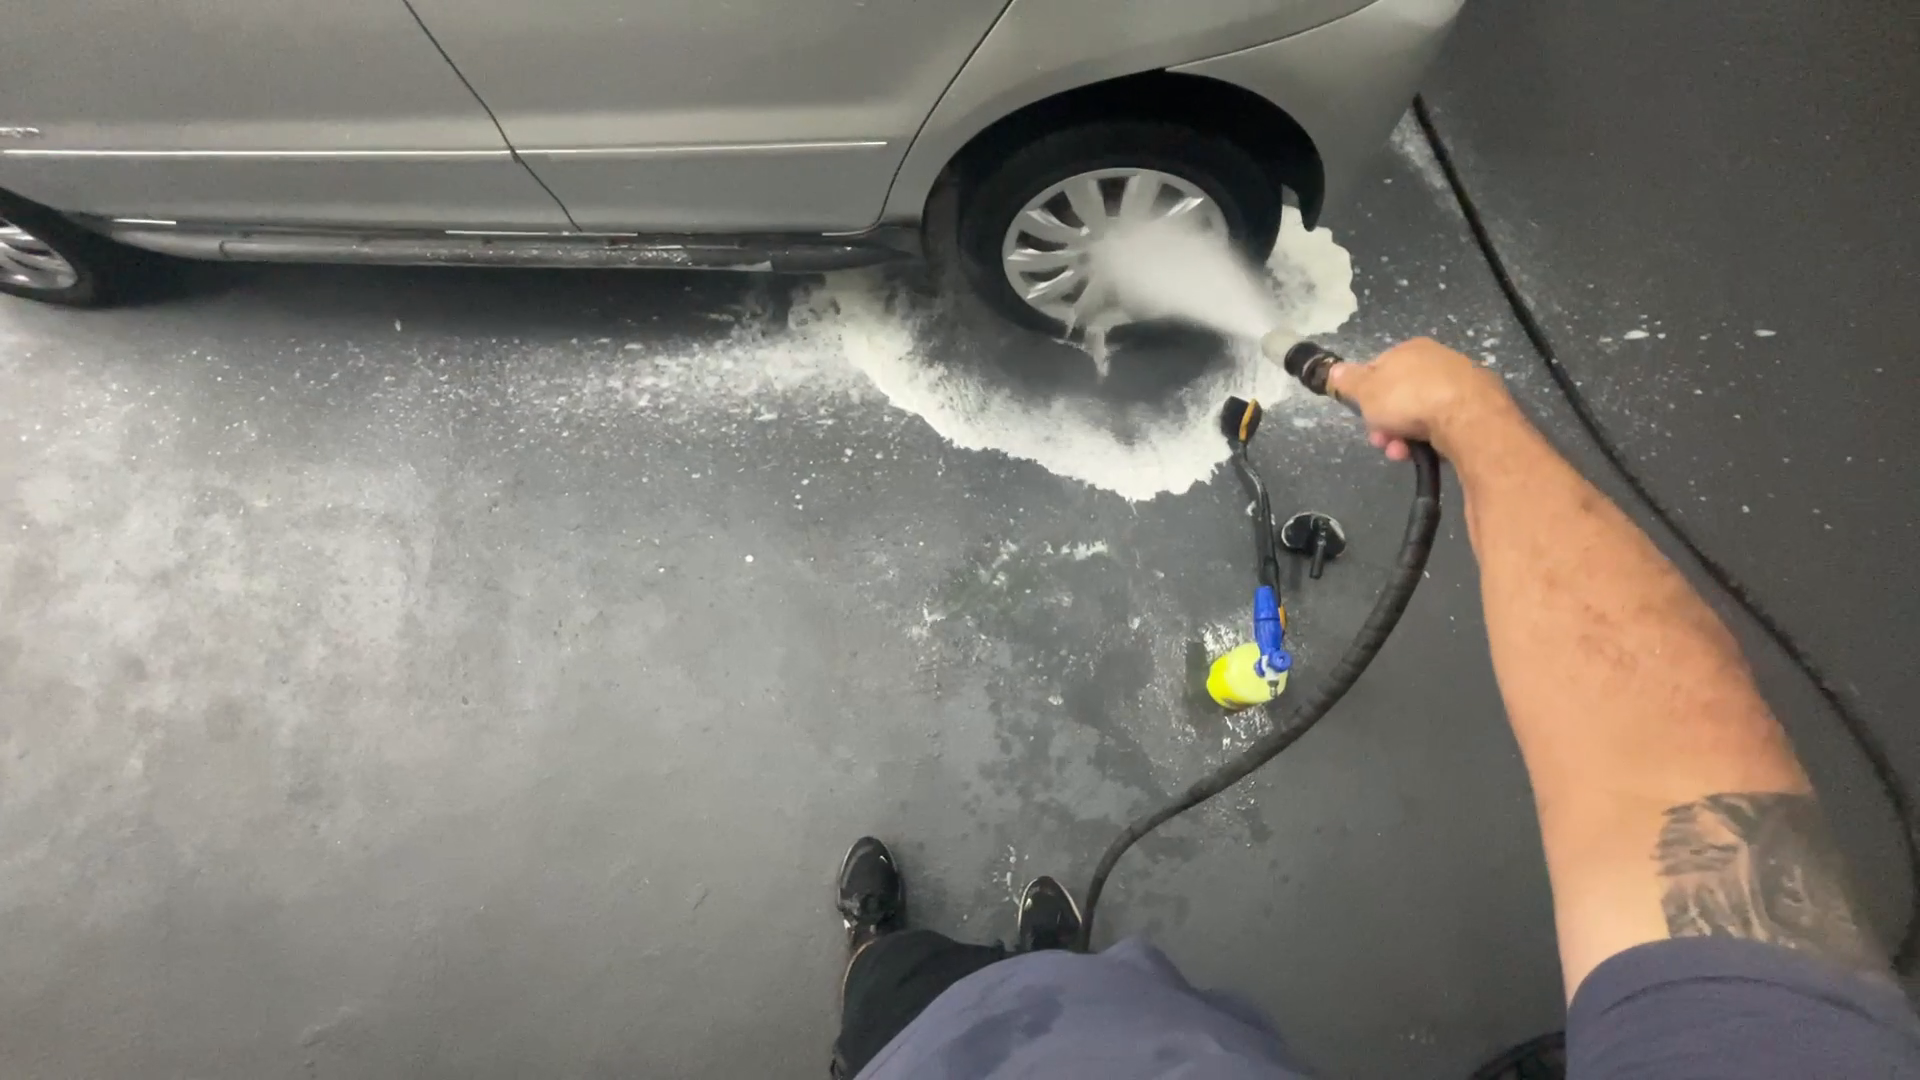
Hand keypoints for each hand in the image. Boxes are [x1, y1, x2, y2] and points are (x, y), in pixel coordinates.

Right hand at [1325, 338, 1514, 461]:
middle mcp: (1436, 359)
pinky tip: (1421, 450)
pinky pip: (1440, 422)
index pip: (1377, 369)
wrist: (1467, 418)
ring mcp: (1459, 382)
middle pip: (1397, 395)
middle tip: (1380, 439)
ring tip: (1400, 451)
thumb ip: (1348, 380)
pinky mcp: (1477, 404)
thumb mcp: (1365, 390)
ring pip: (1417, 412)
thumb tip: (1335, 369)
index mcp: (1409, 349)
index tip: (1362, 415)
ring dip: (1401, 435)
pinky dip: (1427, 437)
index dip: (1364, 395)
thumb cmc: (1408, 399)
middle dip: (1384, 422)